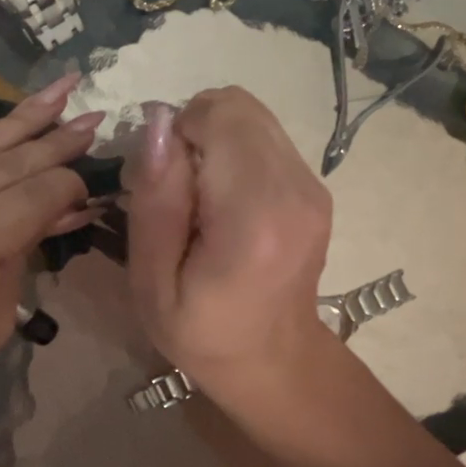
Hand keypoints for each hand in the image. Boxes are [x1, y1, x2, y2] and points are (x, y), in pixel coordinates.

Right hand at [127, 87, 333, 393]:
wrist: (271, 360)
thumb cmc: (198, 329)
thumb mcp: (151, 279)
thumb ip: (156, 200)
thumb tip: (158, 124)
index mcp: (254, 217)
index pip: (217, 117)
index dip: (174, 135)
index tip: (160, 184)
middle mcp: (295, 188)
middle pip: (236, 106)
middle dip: (191, 132)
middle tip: (174, 189)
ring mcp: (313, 185)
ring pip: (249, 116)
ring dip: (210, 142)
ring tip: (195, 198)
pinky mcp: (314, 186)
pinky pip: (261, 137)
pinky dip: (229, 153)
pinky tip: (218, 202)